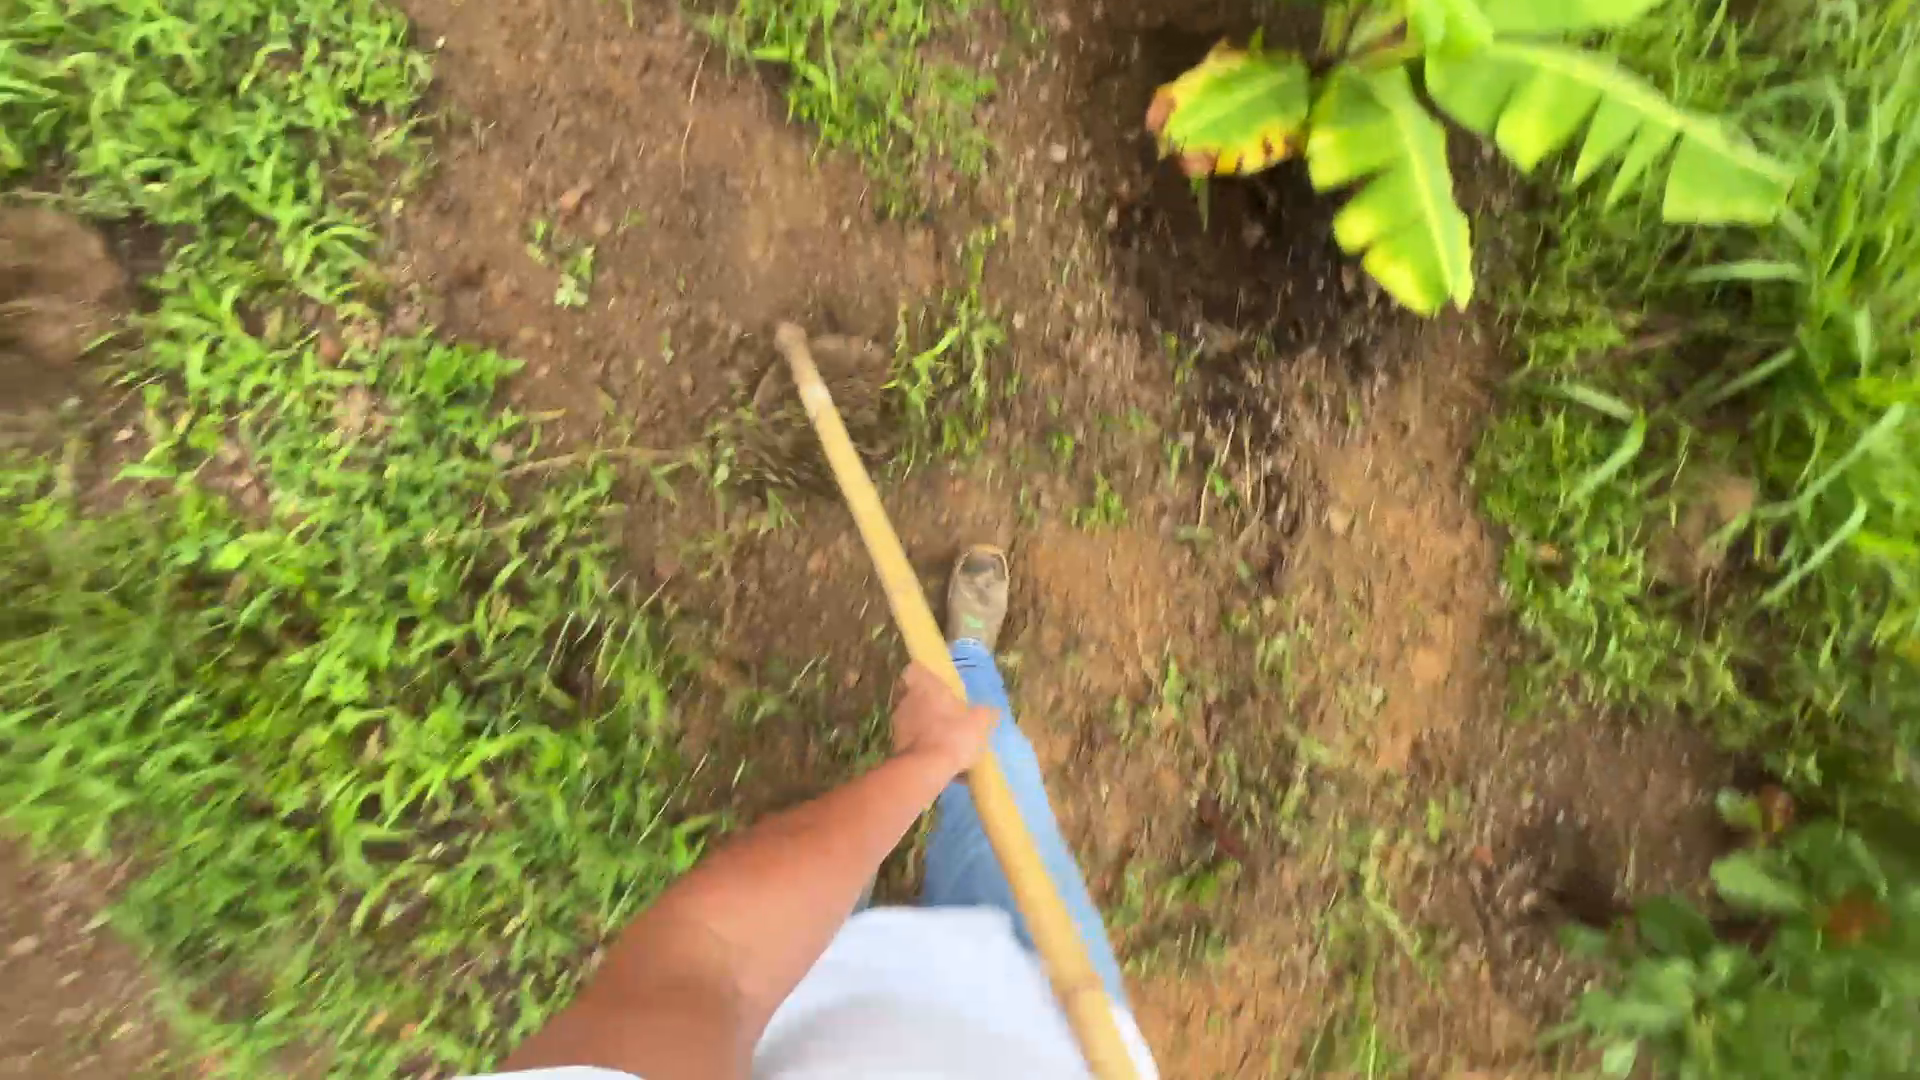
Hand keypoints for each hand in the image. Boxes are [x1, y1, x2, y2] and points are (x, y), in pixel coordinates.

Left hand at [890, 663, 995, 777]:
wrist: (925, 768)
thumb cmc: (953, 735)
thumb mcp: (979, 723)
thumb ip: (985, 713)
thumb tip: (993, 710)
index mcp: (926, 687)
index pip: (915, 671)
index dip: (923, 676)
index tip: (936, 687)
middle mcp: (908, 700)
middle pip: (916, 698)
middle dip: (930, 707)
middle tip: (948, 718)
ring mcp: (899, 723)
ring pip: (914, 721)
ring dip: (926, 729)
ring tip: (946, 744)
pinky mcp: (896, 746)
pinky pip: (912, 742)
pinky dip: (924, 749)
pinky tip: (940, 762)